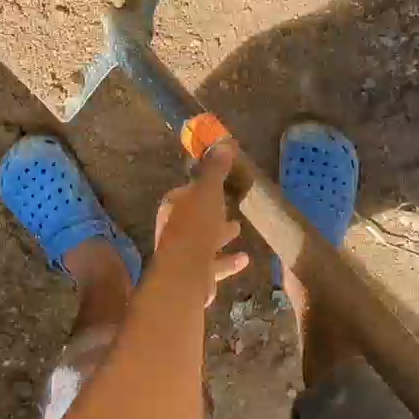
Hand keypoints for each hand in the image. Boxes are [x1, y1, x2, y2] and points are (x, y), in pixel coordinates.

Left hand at [153, 143, 248, 303]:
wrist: (187, 273)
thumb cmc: (197, 226)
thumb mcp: (208, 190)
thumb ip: (215, 169)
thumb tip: (222, 144)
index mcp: (173, 206)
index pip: (187, 191)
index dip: (203, 186)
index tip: (220, 184)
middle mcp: (174, 228)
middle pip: (196, 216)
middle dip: (213, 211)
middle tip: (230, 206)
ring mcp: (183, 253)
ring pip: (205, 240)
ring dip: (221, 234)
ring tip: (239, 229)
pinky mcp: (195, 274)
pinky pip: (214, 263)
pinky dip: (228, 260)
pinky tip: (245, 259)